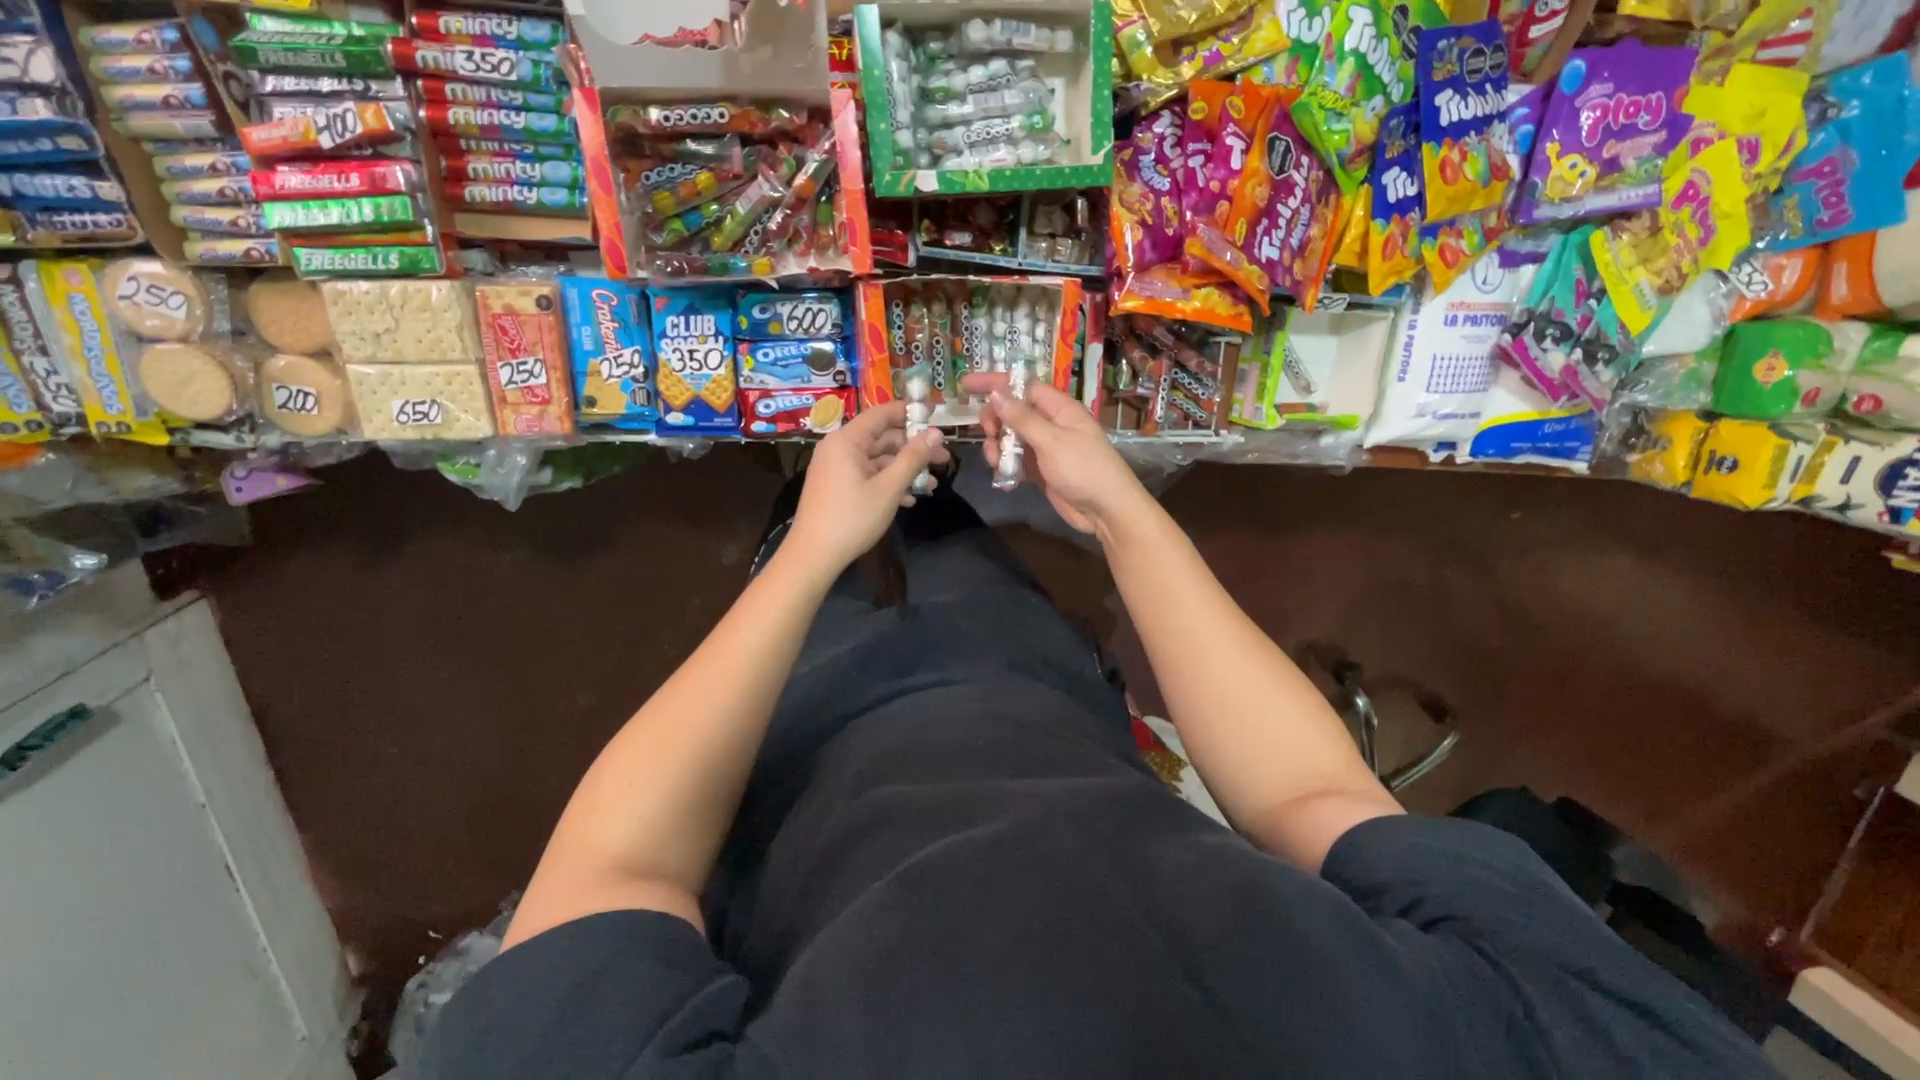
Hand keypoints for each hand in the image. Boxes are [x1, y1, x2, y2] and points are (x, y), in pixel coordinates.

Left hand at [784, 400, 948, 572]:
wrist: (814, 555)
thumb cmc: (852, 518)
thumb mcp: (888, 488)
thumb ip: (913, 458)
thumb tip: (935, 432)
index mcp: (847, 440)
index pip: (882, 413)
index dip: (910, 413)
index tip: (936, 418)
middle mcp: (838, 447)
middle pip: (882, 438)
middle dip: (913, 449)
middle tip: (943, 459)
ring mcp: (835, 468)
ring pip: (876, 459)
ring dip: (904, 470)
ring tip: (931, 485)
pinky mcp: (836, 486)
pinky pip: (866, 475)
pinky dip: (887, 482)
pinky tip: (908, 500)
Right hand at [963, 373, 1149, 537]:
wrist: (1106, 511)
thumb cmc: (1084, 469)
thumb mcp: (1052, 441)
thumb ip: (1022, 418)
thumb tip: (997, 393)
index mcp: (1059, 408)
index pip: (1023, 387)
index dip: (996, 384)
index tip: (967, 384)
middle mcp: (1051, 424)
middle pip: (1013, 412)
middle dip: (995, 422)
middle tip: (988, 436)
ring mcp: (1045, 448)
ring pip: (1011, 438)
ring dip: (998, 447)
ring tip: (997, 463)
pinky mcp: (1041, 470)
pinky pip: (1016, 461)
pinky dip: (1007, 466)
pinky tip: (1004, 478)